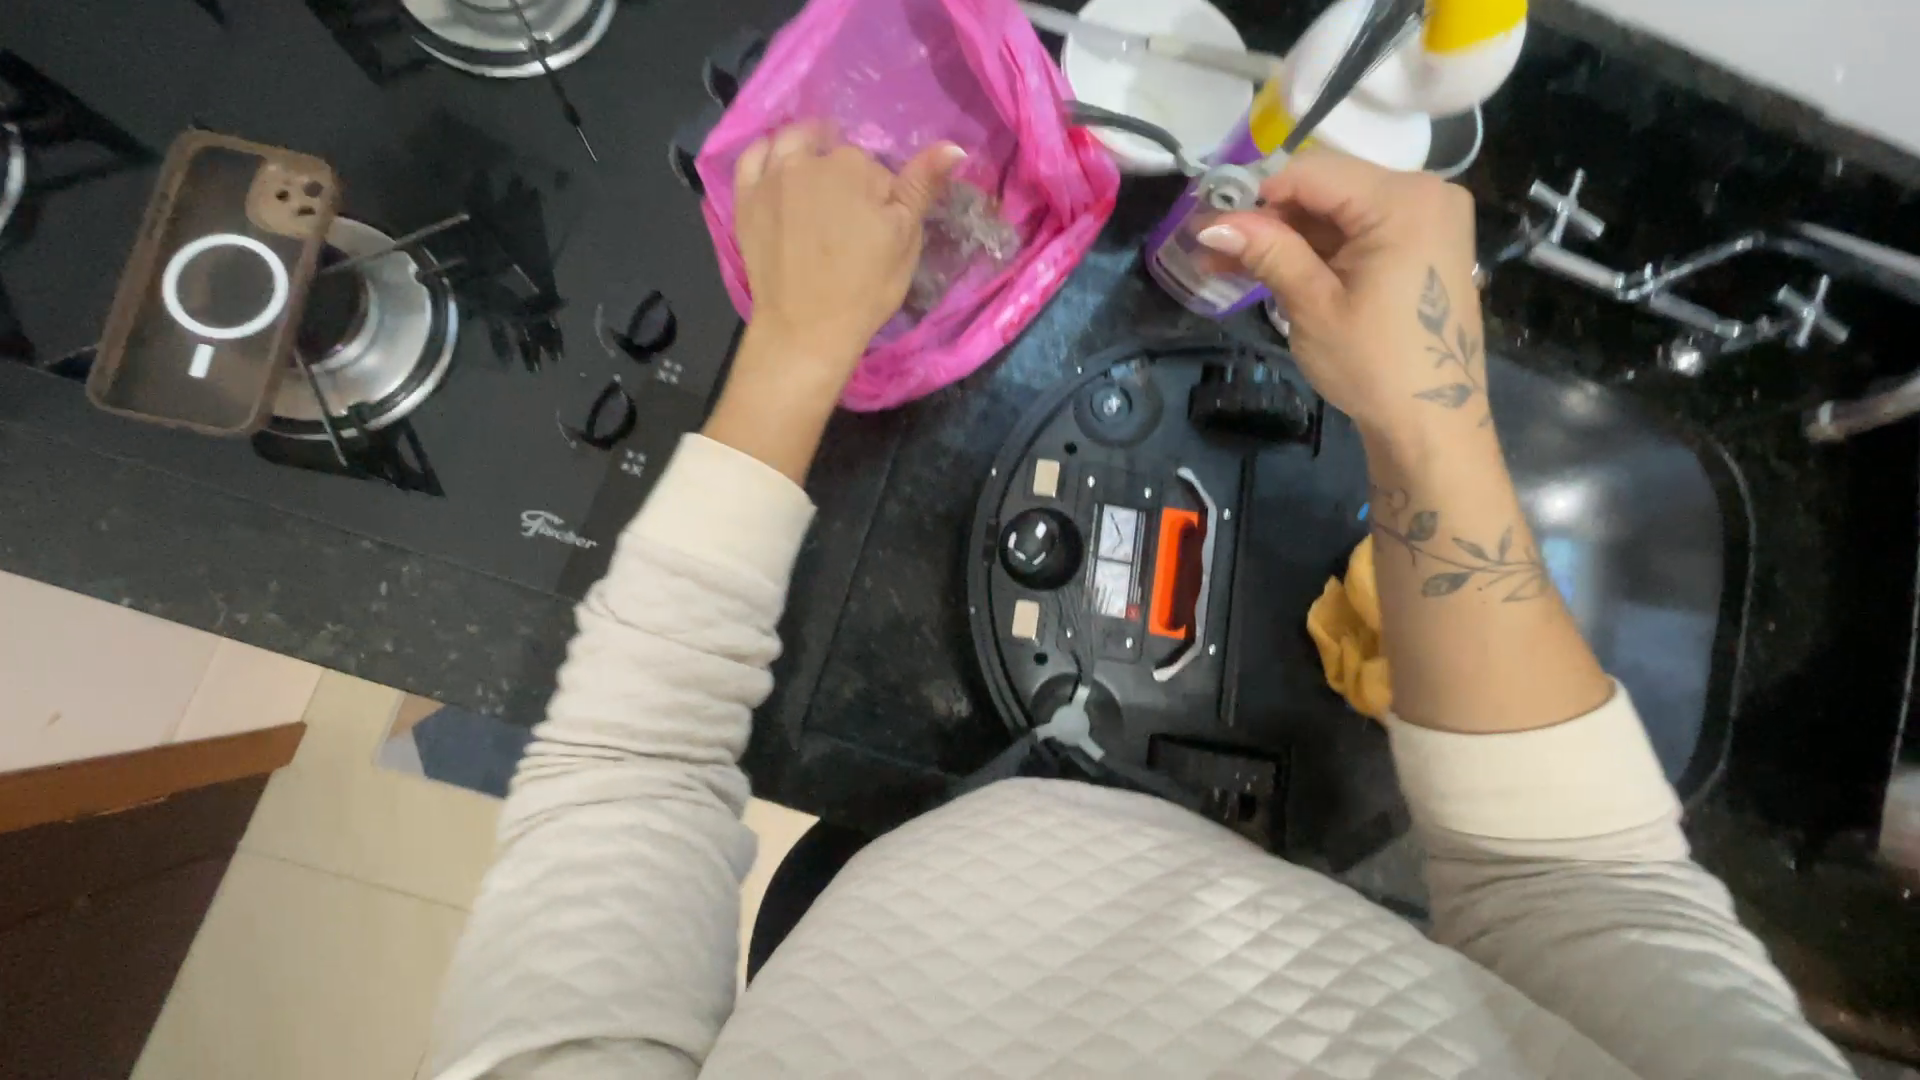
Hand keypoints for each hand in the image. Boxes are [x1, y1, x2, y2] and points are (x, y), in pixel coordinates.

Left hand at [733, 123, 965, 380]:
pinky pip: (752, 157)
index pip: (875, 168)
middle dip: (844, 175)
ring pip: (792, 143)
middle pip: (833, 153)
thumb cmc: (865, 289)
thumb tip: (953, 147)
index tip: (879, 225)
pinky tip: (777, 165)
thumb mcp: (906, 239)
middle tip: (849, 216)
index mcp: (856, 166)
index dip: (881, 195)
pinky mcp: (746, 198)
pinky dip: (766, 153)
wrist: (807, 328)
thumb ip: (922, 187)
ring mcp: (772, 176)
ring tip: (817, 178)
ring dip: (807, 149)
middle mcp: (810, 159)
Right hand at [1195, 151, 1486, 442]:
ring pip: (1337, 212)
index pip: (1314, 172)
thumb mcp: (1313, 305)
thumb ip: (1268, 253)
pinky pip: (1357, 233)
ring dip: (1285, 237)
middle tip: (1214, 251)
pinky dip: (1315, 250)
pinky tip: (1271, 269)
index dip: (1257, 196)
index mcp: (1403, 201)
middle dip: (1268, 218)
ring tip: (1229, 265)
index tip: (1213, 229)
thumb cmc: (1372, 364)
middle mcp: (1424, 193)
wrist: (1431, 420)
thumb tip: (1211, 223)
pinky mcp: (1419, 246)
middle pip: (1326, 189)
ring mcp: (1425, 220)